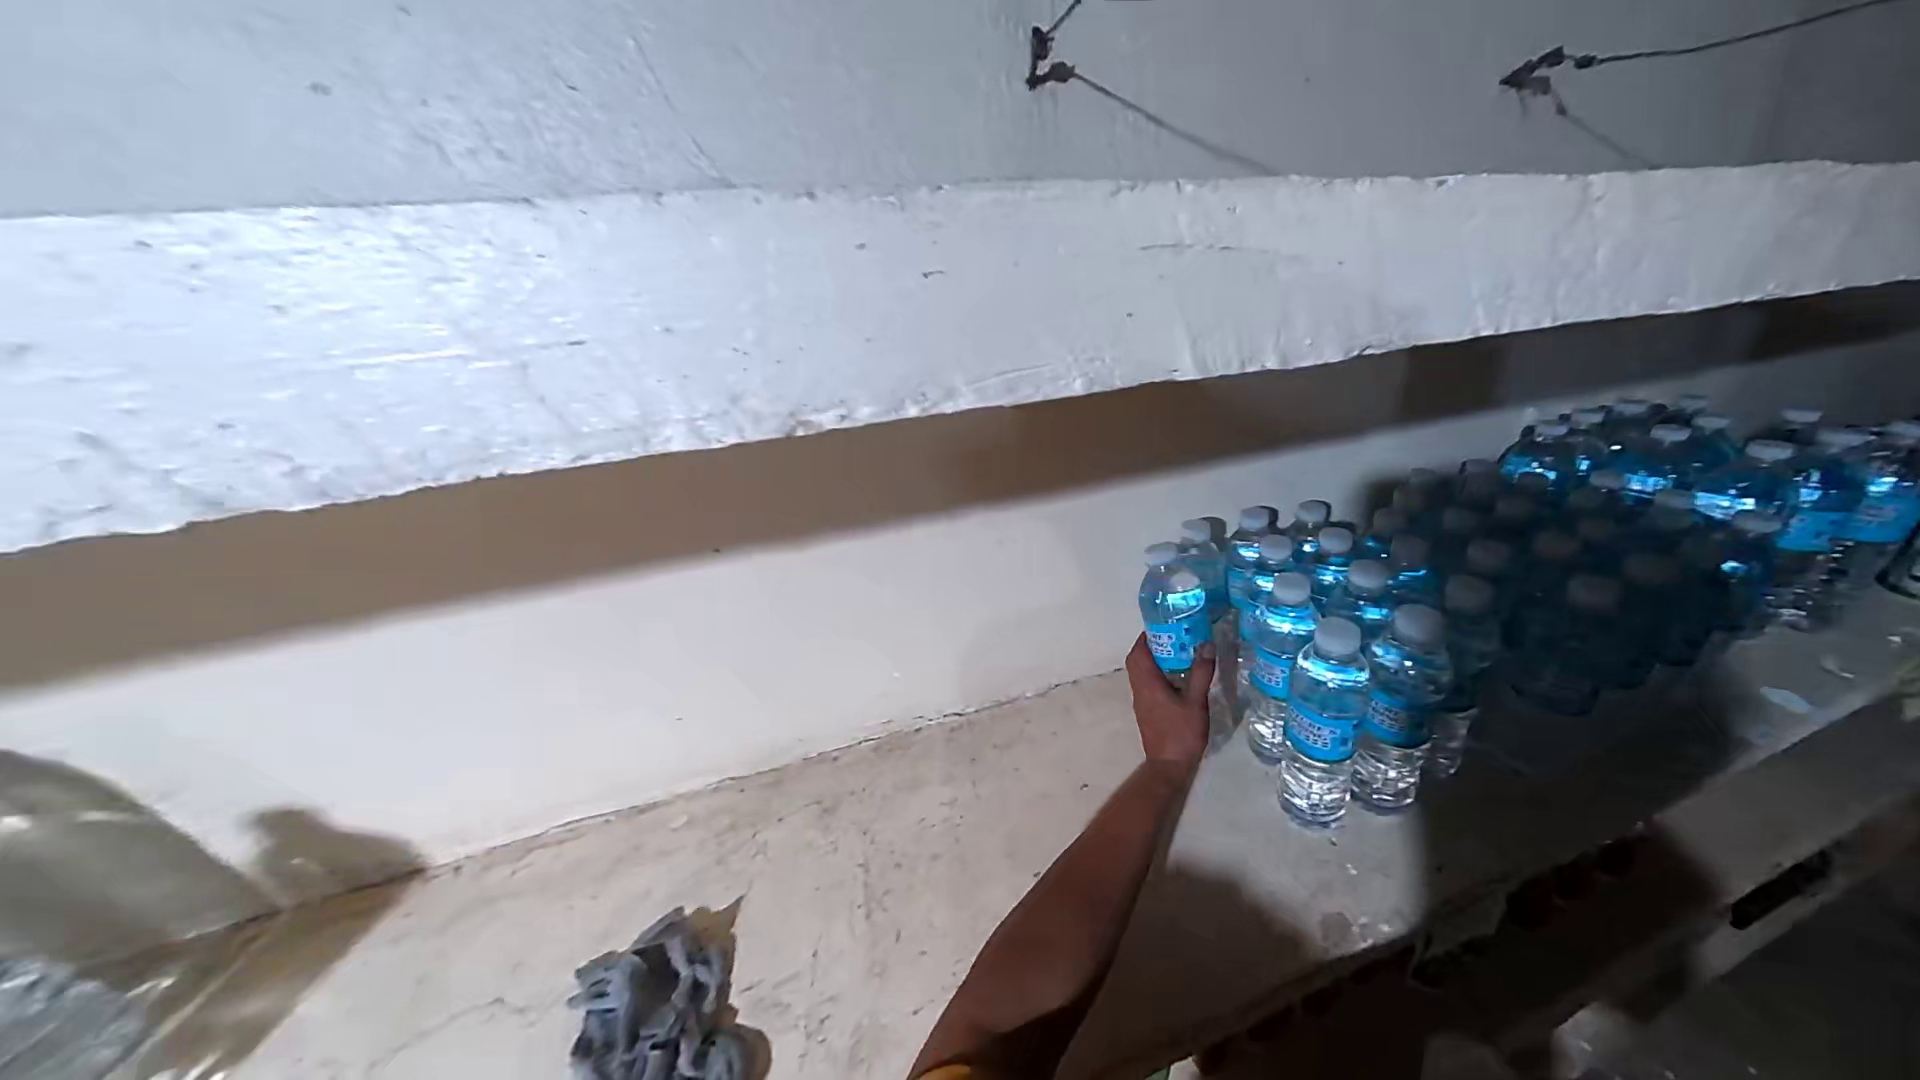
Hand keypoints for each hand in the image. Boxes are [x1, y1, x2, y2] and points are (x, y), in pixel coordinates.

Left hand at [1124, 634, 1213, 773]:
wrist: (1169, 765)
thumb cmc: (1181, 732)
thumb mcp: (1195, 701)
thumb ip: (1201, 672)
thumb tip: (1207, 645)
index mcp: (1147, 682)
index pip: (1139, 651)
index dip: (1147, 636)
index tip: (1164, 625)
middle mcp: (1139, 688)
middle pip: (1137, 659)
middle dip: (1151, 645)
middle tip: (1173, 637)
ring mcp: (1141, 700)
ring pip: (1140, 672)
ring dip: (1154, 659)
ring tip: (1178, 652)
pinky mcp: (1146, 709)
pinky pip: (1146, 683)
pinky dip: (1156, 673)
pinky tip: (1177, 676)